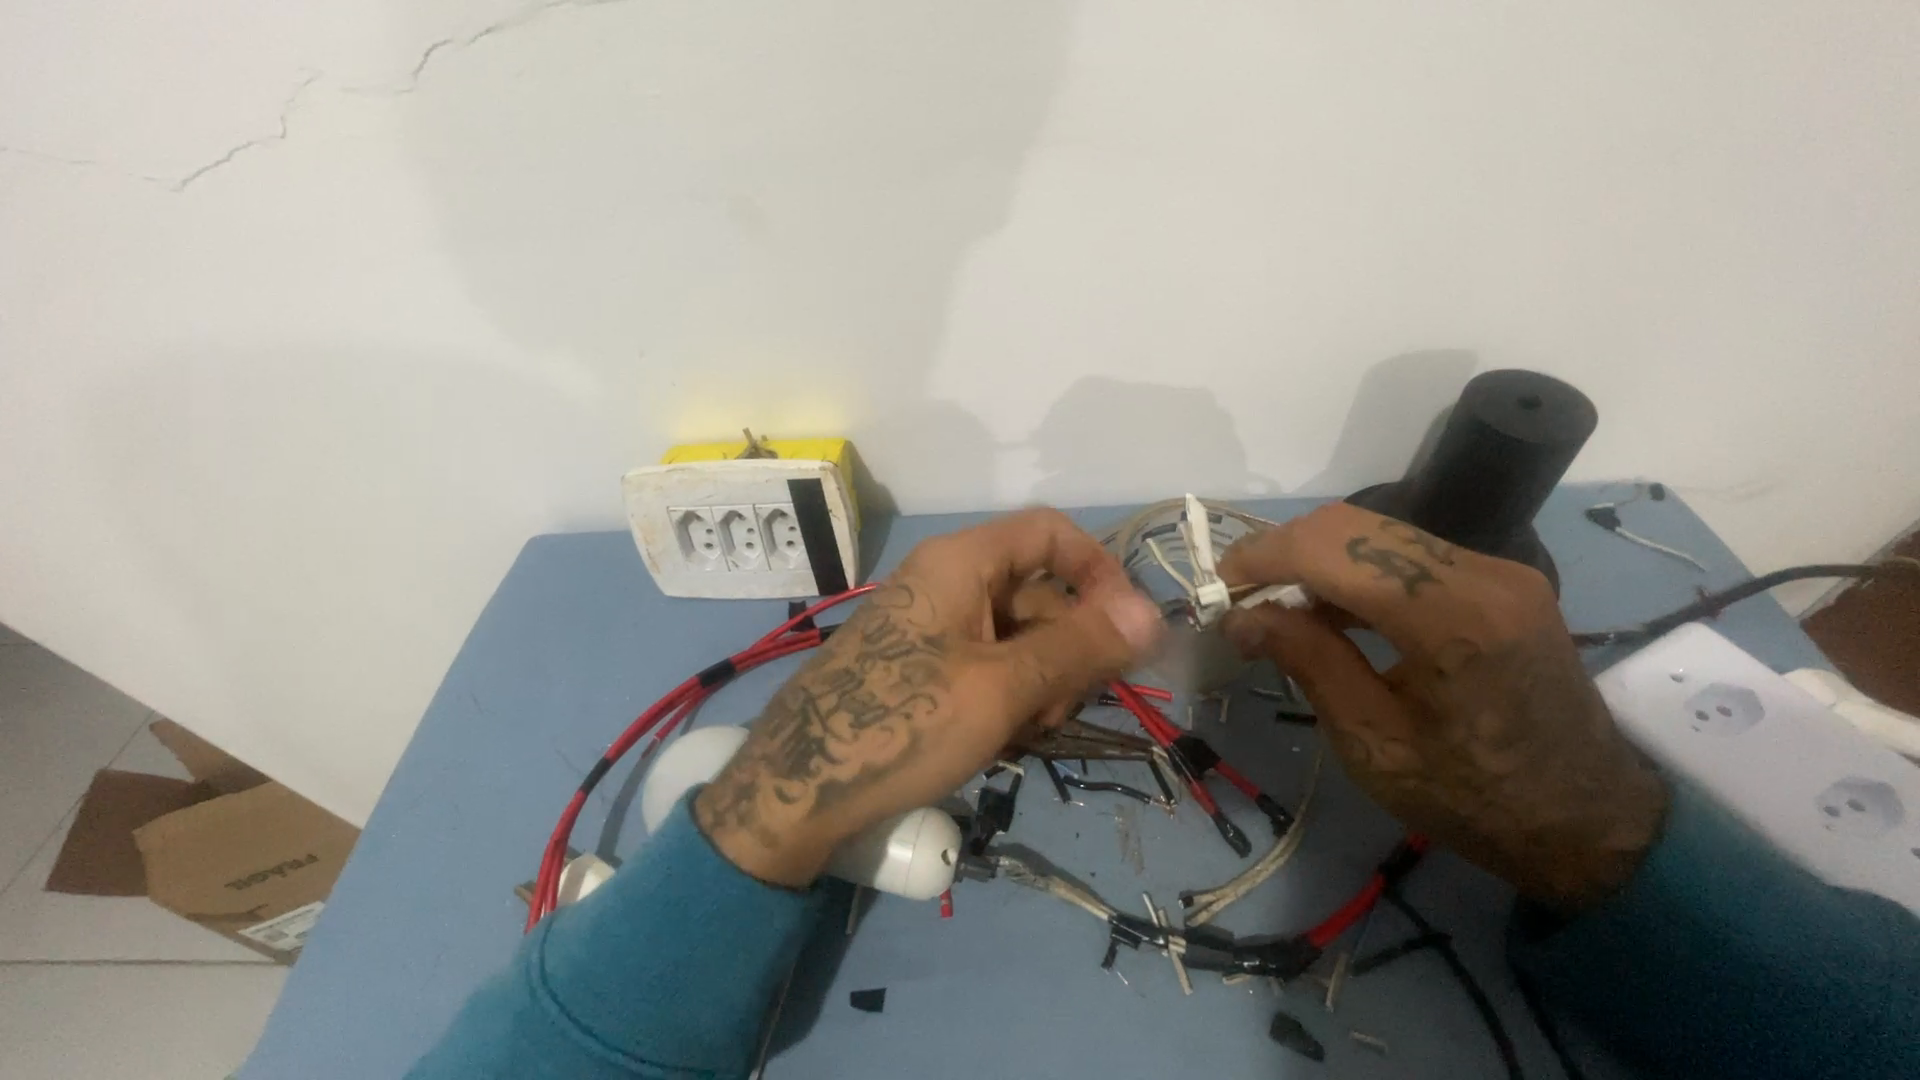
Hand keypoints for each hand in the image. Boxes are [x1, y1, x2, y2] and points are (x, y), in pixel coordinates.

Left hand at [694, 508, 1163, 886]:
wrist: (798, 786)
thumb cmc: (902, 723)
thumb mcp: (1002, 687)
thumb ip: (1079, 646)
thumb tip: (1153, 611)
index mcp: (962, 562)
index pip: (1051, 533)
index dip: (1097, 571)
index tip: (1125, 631)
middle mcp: (947, 581)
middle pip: (1039, 592)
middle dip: (1065, 649)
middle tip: (1058, 709)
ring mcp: (932, 625)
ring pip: (1017, 636)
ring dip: (1038, 682)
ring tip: (1020, 733)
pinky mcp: (921, 665)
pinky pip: (986, 664)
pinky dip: (1005, 695)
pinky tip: (995, 739)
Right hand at [1219, 503, 1668, 909]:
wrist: (1592, 823)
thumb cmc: (1473, 798)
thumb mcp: (1374, 742)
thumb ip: (1308, 661)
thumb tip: (1241, 615)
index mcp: (1451, 618)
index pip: (1330, 548)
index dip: (1261, 557)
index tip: (1216, 587)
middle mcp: (1480, 573)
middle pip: (1350, 525)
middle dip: (1281, 552)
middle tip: (1239, 598)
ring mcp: (1495, 571)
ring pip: (1374, 531)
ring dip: (1313, 559)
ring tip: (1274, 608)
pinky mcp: (1498, 581)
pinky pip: (1404, 553)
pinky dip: (1351, 570)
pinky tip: (1327, 612)